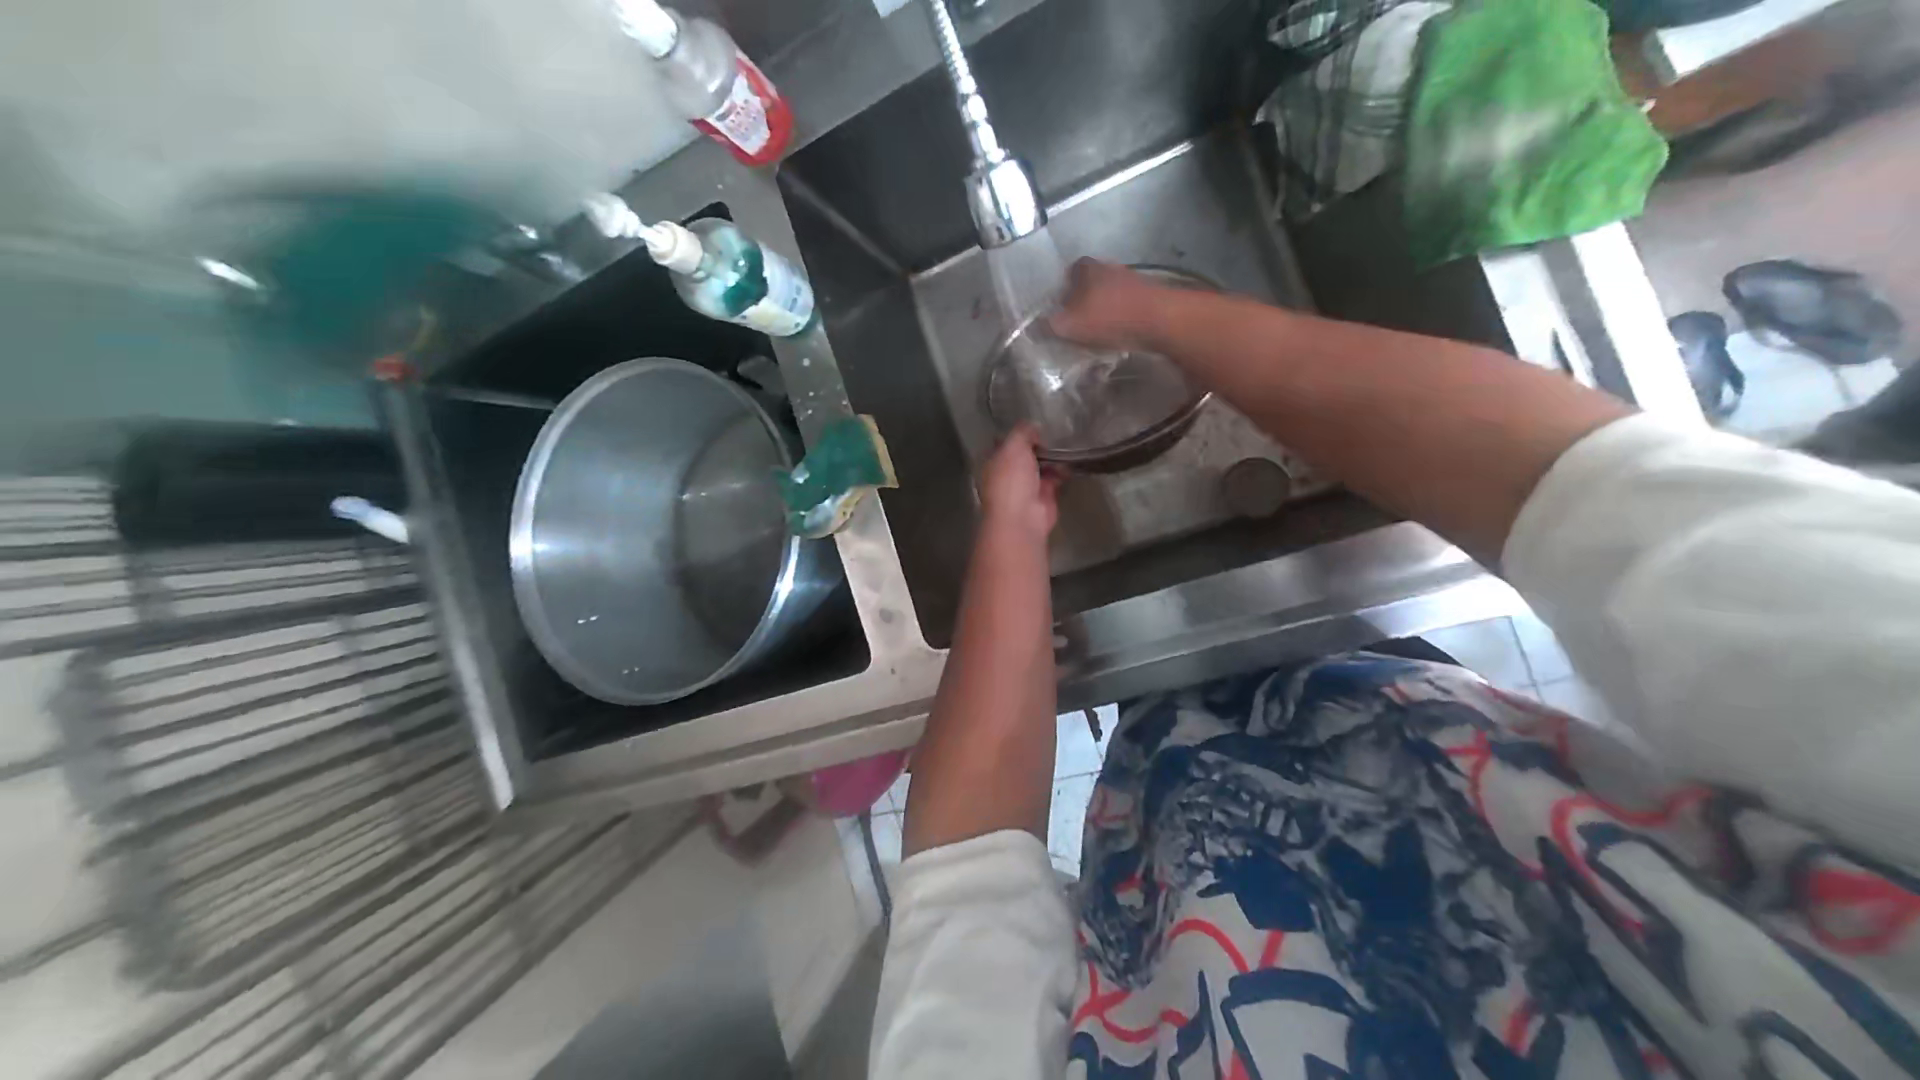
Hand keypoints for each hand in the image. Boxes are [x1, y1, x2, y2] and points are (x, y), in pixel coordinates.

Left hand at [979, 426, 1059, 536]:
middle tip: (1054, 432)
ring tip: (1065, 444)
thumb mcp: (1014, 446)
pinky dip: (1062, 471)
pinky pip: (1054, 479)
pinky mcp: (1044, 497)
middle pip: (1024, 455)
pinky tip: (1070, 461)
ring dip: (1052, 458)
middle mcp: (1008, 475)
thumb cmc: (1011, 479)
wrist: (1022, 517)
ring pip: (1040, 467)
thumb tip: (1033, 427)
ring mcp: (1026, 487)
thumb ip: (1023, 433)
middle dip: (1037, 445)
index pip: (1004, 444)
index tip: (1034, 424)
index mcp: (994, 463)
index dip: (1018, 434)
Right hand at [1049, 258, 1163, 351]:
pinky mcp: (1150, 295)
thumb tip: (1033, 328)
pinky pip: (1127, 306)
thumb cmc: (1108, 318)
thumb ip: (1048, 326)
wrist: (1160, 320)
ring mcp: (1132, 279)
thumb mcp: (1068, 326)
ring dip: (1104, 310)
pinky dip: (1121, 317)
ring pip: (1110, 294)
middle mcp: (1109, 267)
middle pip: (1090, 283)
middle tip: (1077, 323)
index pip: (1069, 272)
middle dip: (1083, 300)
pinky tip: (1119, 334)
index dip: (1063, 290)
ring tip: (1098, 333)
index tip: (1060, 310)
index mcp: (1086, 268)